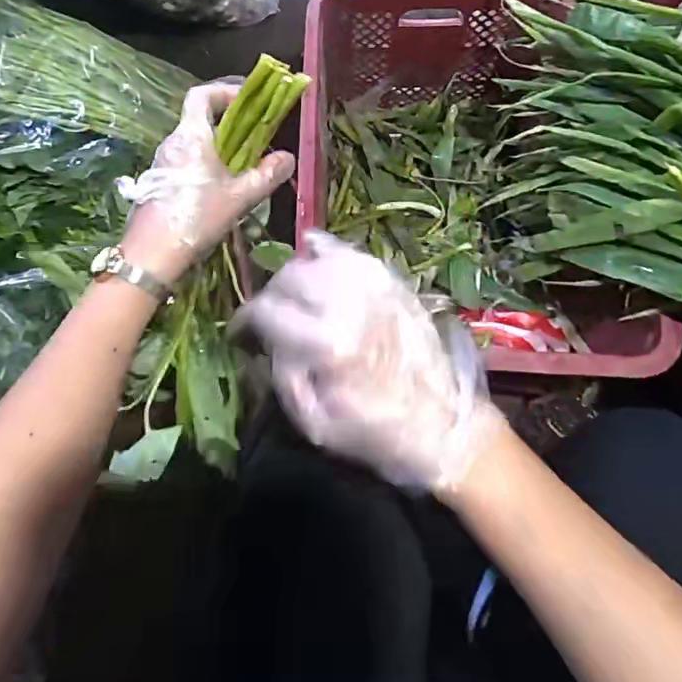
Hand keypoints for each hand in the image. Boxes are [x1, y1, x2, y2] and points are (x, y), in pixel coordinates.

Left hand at [117, 81, 294, 284]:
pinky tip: (217, 189)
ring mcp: (161, 162)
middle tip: (252, 139)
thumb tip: (288, 158)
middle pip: (198, 119)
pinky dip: (203, 164)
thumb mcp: (239, 197)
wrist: (151, 254)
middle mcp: (172, 142)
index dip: (224, 91)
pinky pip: (184, 161)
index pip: (201, 95)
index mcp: (191, 136)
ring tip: (240, 167)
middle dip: (227, 124)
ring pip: (192, 142)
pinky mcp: (157, 181)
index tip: (247, 102)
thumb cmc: (196, 218)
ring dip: (216, 147)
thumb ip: (266, 175)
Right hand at [238, 231, 504, 492]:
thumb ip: (281, 375)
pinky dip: (325, 250)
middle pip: (289, 278)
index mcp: (327, 341)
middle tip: (268, 317)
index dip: (245, 319)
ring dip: (295, 274)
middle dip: (270, 296)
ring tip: (292, 296)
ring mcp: (374, 286)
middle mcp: (349, 303)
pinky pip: (349, 253)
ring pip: (315, 259)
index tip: (240, 330)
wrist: (442, 425)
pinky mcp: (391, 281)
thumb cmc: (374, 431)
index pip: (267, 310)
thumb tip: (264, 342)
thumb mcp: (314, 422)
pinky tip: (314, 255)